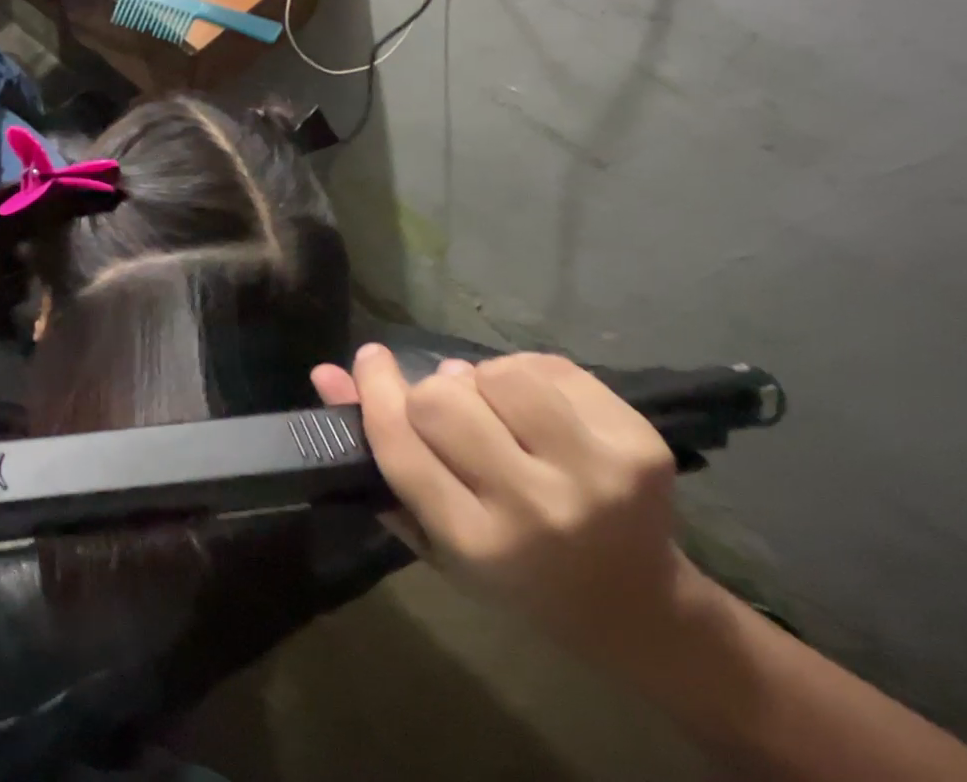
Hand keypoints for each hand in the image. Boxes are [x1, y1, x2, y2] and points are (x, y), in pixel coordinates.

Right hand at [313, 348, 702, 662]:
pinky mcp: (640, 445)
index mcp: (474, 539)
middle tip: (443, 410)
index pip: (401, 443)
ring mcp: (596, 473)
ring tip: (492, 408)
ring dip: (481, 381)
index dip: (374, 390)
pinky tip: (533, 406)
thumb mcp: (431, 532)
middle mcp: (535, 506)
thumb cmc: (510, 575)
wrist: (634, 607)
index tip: (368, 358)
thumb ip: (377, 458)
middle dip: (430, 394)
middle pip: (443, 401)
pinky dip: (527, 374)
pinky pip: (554, 368)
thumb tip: (326, 374)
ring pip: (499, 373)